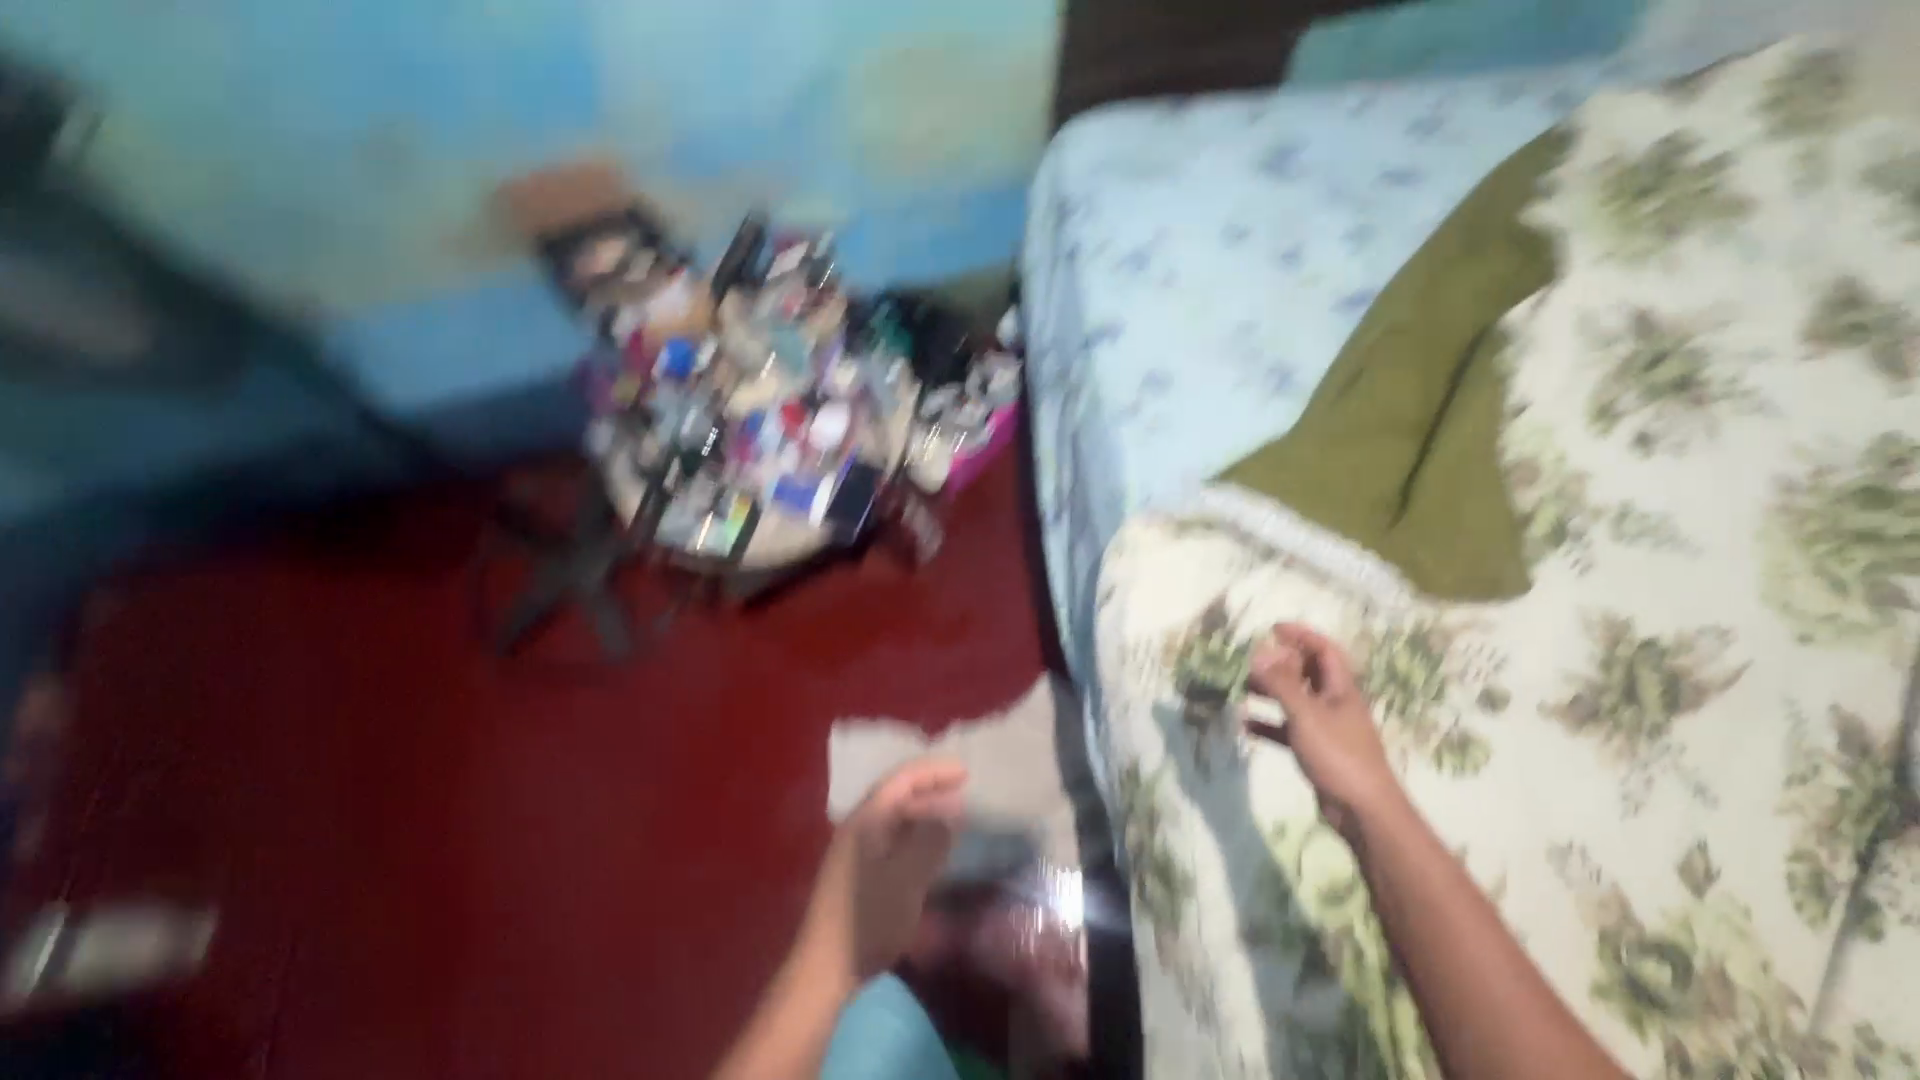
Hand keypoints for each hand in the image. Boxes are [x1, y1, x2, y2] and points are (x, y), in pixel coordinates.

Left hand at [796, 758, 966, 995]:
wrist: (826, 967)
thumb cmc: (869, 918)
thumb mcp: (907, 877)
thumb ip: (930, 838)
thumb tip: (952, 806)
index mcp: (866, 820)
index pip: (901, 780)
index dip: (934, 771)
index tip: (965, 772)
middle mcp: (859, 828)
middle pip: (897, 795)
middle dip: (931, 788)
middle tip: (965, 790)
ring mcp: (856, 852)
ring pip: (895, 818)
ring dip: (925, 812)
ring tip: (955, 816)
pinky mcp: (859, 874)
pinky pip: (893, 839)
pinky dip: (916, 835)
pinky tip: (933, 849)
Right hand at [1247, 623, 1402, 837]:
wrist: (1362, 809)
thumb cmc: (1339, 754)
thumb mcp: (1307, 714)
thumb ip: (1281, 684)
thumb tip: (1259, 654)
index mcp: (1341, 689)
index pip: (1324, 650)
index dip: (1302, 635)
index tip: (1273, 629)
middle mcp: (1335, 704)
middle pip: (1308, 673)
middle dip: (1280, 663)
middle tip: (1251, 661)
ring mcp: (1326, 728)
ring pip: (1296, 700)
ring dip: (1271, 692)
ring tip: (1243, 688)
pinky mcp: (1316, 751)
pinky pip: (1289, 729)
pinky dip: (1269, 724)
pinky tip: (1247, 725)